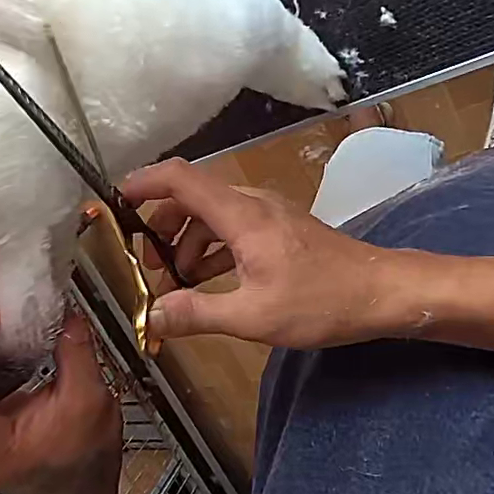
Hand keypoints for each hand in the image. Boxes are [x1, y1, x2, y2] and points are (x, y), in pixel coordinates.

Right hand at [120, 158, 416, 348]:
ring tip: (174, 285)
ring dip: (186, 244)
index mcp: (241, 214)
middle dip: (160, 228)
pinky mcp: (278, 230)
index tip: (113, 203)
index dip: (142, 183)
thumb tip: (151, 316)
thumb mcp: (253, 315)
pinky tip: (205, 282)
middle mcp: (251, 204)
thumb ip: (197, 313)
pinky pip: (231, 229)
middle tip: (147, 268)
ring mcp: (267, 215)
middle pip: (190, 198)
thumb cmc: (321, 301)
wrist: (381, 292)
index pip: (180, 177)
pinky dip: (210, 250)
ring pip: (211, 215)